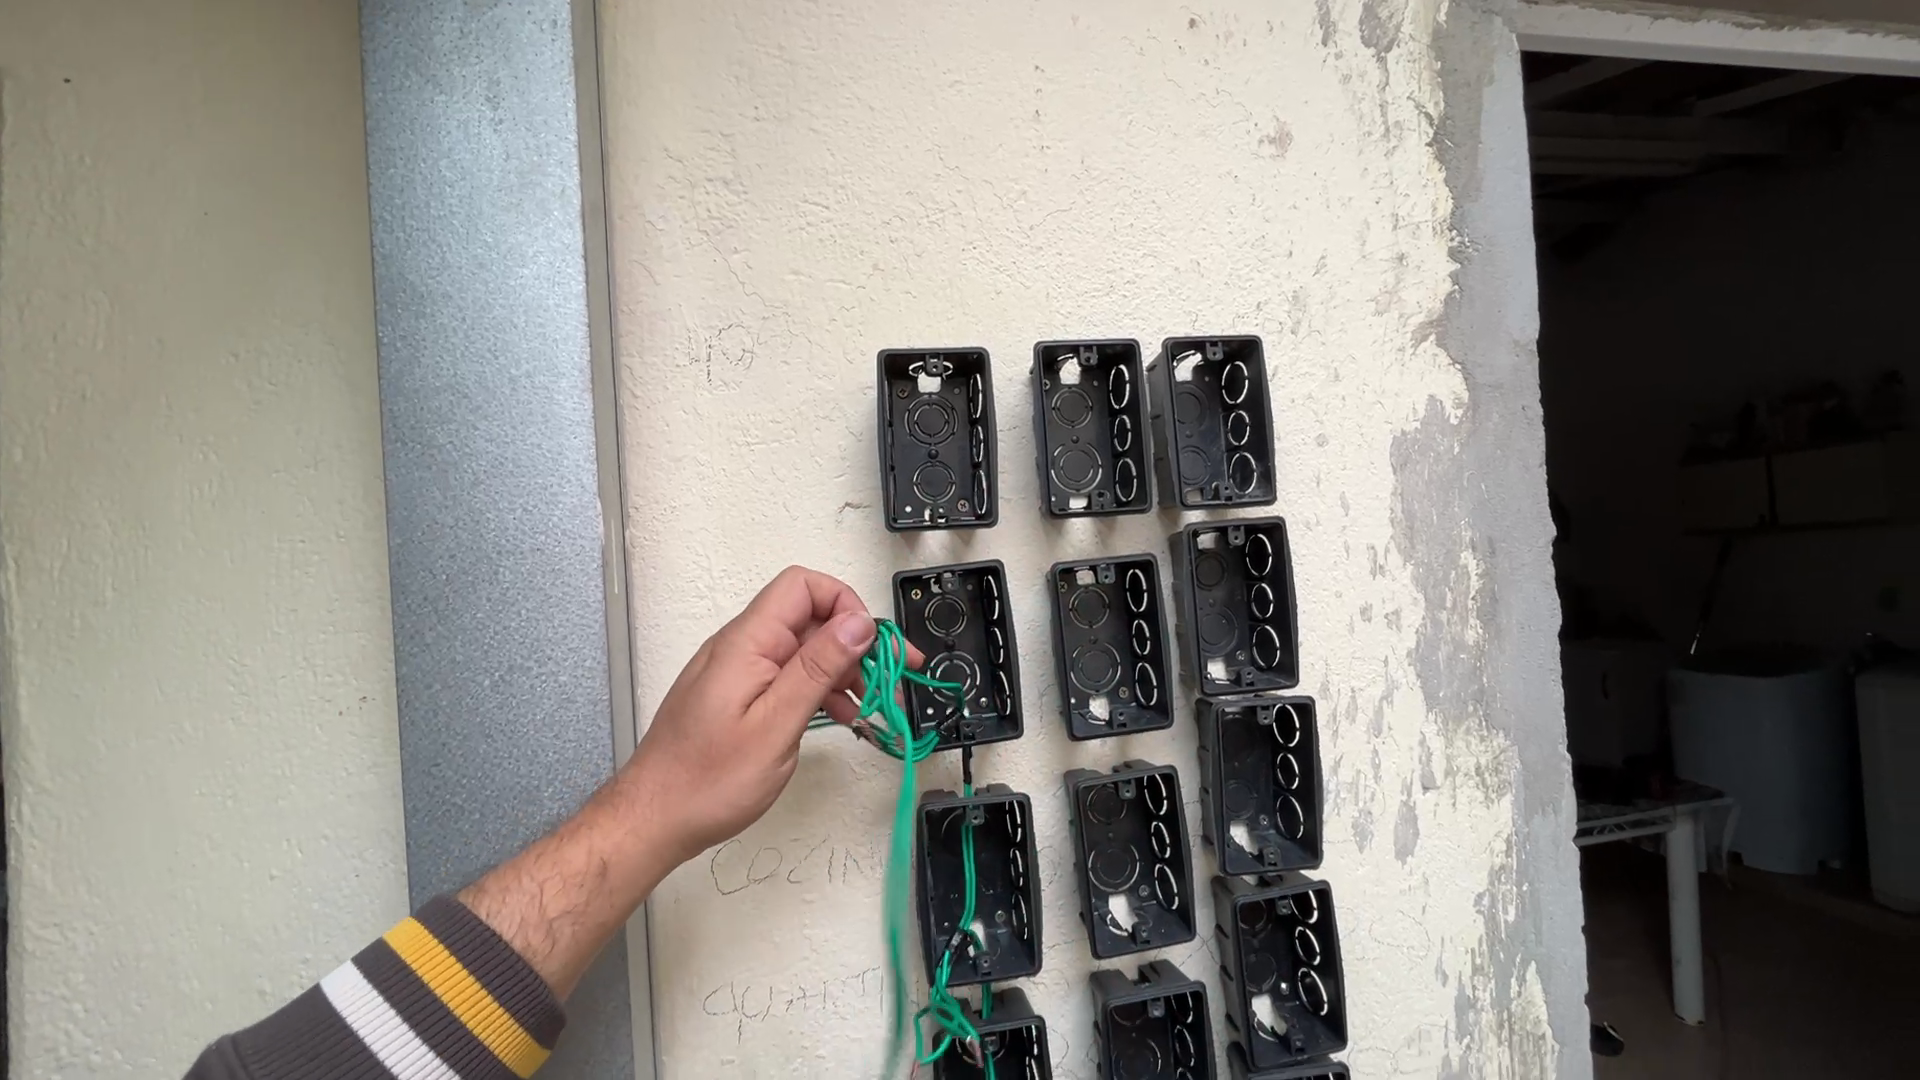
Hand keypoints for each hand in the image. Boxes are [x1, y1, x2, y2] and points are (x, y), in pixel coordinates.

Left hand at [621, 565, 899, 863]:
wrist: (654, 819)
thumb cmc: (706, 781)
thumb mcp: (776, 725)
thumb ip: (818, 668)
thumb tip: (857, 622)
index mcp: (748, 642)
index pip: (803, 586)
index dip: (845, 604)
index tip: (873, 643)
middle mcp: (742, 645)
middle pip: (811, 617)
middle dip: (857, 643)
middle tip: (892, 677)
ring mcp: (741, 669)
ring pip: (805, 648)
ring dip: (844, 670)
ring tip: (871, 705)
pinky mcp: (742, 692)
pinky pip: (790, 674)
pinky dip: (821, 689)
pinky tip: (840, 716)